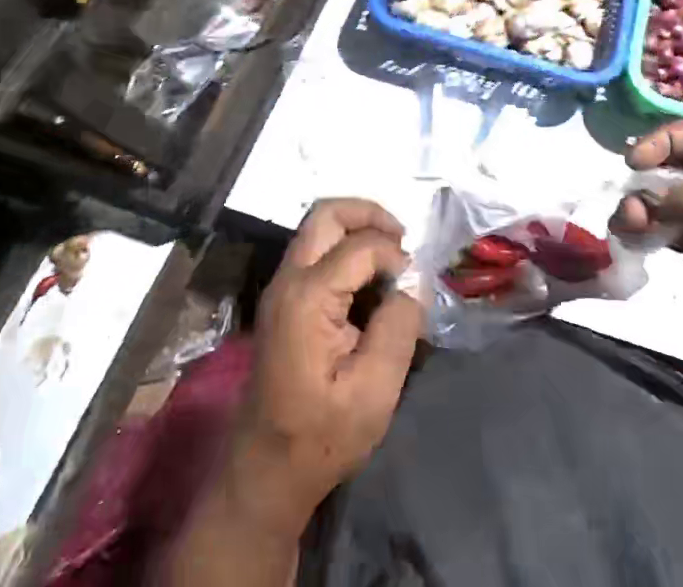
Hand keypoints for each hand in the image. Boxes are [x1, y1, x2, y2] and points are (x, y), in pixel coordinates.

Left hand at [231, 199, 423, 523]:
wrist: (266, 469)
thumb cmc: (321, 435)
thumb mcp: (374, 390)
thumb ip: (398, 327)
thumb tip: (413, 283)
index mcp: (308, 298)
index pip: (361, 246)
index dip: (396, 256)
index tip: (416, 287)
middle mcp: (288, 280)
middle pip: (326, 214)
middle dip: (369, 215)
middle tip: (404, 239)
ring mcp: (280, 289)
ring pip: (317, 229)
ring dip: (357, 230)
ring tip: (393, 258)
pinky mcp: (283, 302)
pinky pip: (315, 253)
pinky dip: (346, 250)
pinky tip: (371, 281)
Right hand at [611, 121, 682, 362]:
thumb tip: (654, 191)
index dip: (663, 141)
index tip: (633, 164)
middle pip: (679, 165)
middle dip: (647, 183)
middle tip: (628, 214)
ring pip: (672, 198)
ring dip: (644, 209)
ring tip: (627, 232)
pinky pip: (676, 226)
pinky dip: (653, 232)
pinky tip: (637, 244)